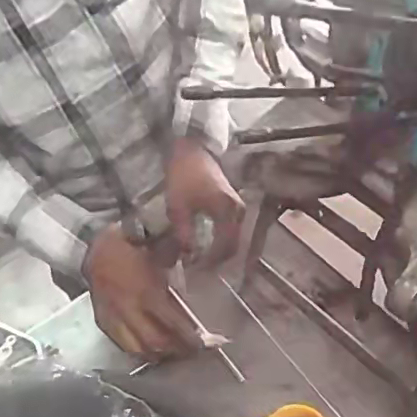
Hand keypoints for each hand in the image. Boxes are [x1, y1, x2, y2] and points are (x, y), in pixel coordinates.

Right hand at [87, 224, 201, 358]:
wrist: (94, 244)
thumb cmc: (130, 246)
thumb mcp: (158, 250)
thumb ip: (177, 261)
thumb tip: (196, 263)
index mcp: (146, 293)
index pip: (173, 325)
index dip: (189, 339)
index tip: (203, 345)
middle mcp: (129, 309)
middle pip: (156, 343)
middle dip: (175, 351)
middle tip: (190, 353)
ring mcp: (113, 317)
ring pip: (138, 349)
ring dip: (157, 355)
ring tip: (172, 355)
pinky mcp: (103, 320)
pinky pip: (121, 344)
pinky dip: (138, 351)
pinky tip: (149, 351)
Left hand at [164, 139, 243, 264]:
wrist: (193, 146)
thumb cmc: (184, 173)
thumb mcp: (178, 206)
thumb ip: (184, 234)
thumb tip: (188, 257)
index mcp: (227, 212)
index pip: (224, 248)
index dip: (210, 263)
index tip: (195, 270)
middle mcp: (238, 213)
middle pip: (232, 247)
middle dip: (216, 261)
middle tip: (199, 270)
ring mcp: (238, 209)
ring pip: (232, 240)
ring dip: (219, 253)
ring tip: (202, 260)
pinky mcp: (233, 206)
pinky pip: (230, 231)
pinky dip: (220, 242)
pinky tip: (207, 246)